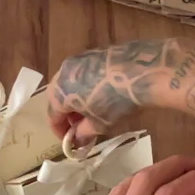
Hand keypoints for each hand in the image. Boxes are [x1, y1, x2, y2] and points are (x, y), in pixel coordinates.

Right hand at [47, 40, 174, 143]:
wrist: (142, 72)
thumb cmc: (115, 102)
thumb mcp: (99, 124)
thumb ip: (84, 133)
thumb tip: (78, 139)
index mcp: (59, 93)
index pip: (52, 116)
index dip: (60, 131)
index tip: (70, 142)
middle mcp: (63, 72)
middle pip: (58, 97)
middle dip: (67, 114)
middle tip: (80, 126)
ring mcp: (78, 59)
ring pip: (70, 83)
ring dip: (76, 99)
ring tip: (91, 110)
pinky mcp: (94, 52)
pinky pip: (83, 74)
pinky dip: (86, 87)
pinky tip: (100, 94)